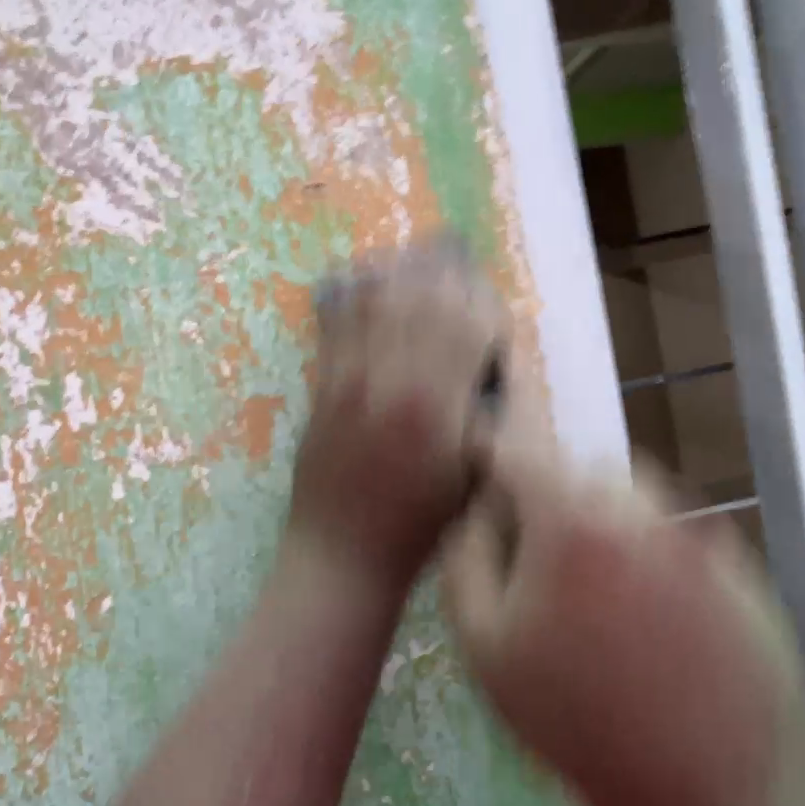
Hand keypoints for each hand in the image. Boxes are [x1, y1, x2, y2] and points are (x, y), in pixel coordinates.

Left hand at [285, 236, 509, 590]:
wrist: (342, 556)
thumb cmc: (421, 528)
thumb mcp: (472, 474)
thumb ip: (481, 408)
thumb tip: (483, 351)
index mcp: (439, 409)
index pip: (465, 320)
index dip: (480, 298)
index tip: (485, 296)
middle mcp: (392, 383)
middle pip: (418, 297)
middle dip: (440, 266)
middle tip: (450, 248)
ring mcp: (348, 382)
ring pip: (372, 300)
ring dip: (395, 269)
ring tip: (411, 257)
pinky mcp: (319, 389)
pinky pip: (332, 325)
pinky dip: (348, 293)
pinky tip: (361, 279)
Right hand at [439, 421, 804, 805]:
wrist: (713, 796)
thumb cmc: (575, 722)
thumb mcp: (483, 646)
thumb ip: (465, 559)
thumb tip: (477, 511)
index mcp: (572, 520)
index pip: (519, 456)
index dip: (492, 460)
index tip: (482, 479)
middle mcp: (642, 510)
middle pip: (580, 469)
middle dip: (550, 495)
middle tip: (537, 558)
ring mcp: (701, 537)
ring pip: (635, 496)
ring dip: (604, 517)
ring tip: (596, 594)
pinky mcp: (742, 570)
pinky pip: (679, 535)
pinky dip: (653, 552)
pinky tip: (652, 622)